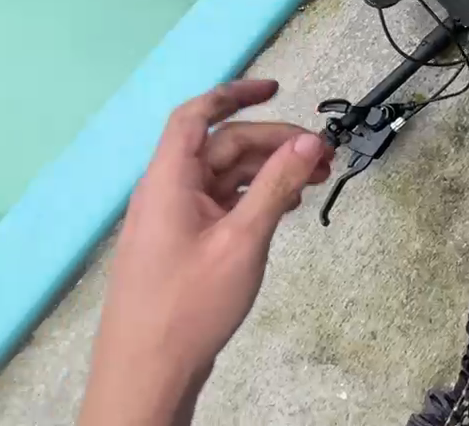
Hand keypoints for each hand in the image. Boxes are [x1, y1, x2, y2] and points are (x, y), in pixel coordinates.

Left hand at [79, 79, 332, 425]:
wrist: (145, 380)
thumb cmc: (188, 306)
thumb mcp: (243, 239)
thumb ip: (278, 184)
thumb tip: (312, 141)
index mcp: (168, 184)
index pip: (195, 117)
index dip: (234, 94)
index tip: (278, 87)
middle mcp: (167, 194)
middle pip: (224, 147)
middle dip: (275, 142)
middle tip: (322, 155)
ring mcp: (175, 220)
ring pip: (229, 175)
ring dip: (272, 170)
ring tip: (315, 180)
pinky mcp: (185, 244)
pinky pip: (226, 201)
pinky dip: (259, 195)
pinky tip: (287, 206)